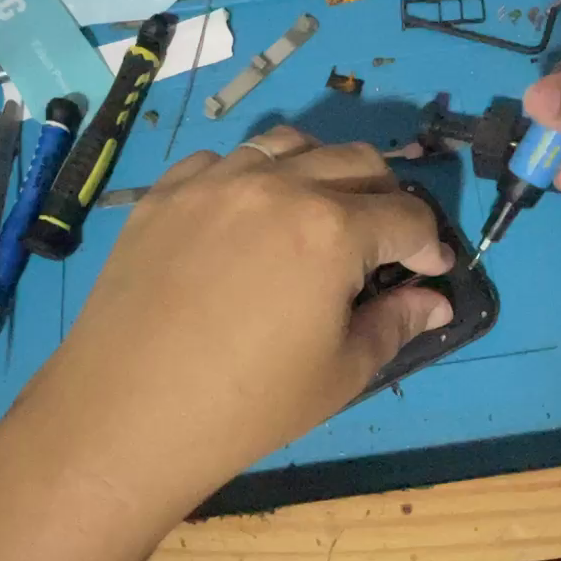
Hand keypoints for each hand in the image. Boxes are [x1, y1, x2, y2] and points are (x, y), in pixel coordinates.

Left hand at [14, 127, 453, 507]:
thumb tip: (436, 301)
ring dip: (324, 171)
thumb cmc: (248, 405)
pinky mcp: (166, 193)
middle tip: (384, 241)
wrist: (125, 416)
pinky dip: (255, 177)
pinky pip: (225, 160)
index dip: (430, 244)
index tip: (431, 269)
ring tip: (321, 212)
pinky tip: (249, 217)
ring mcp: (215, 181)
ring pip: (291, 144)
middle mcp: (278, 185)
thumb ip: (397, 323)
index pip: (408, 215)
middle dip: (387, 197)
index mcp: (332, 229)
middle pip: (357, 161)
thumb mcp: (341, 373)